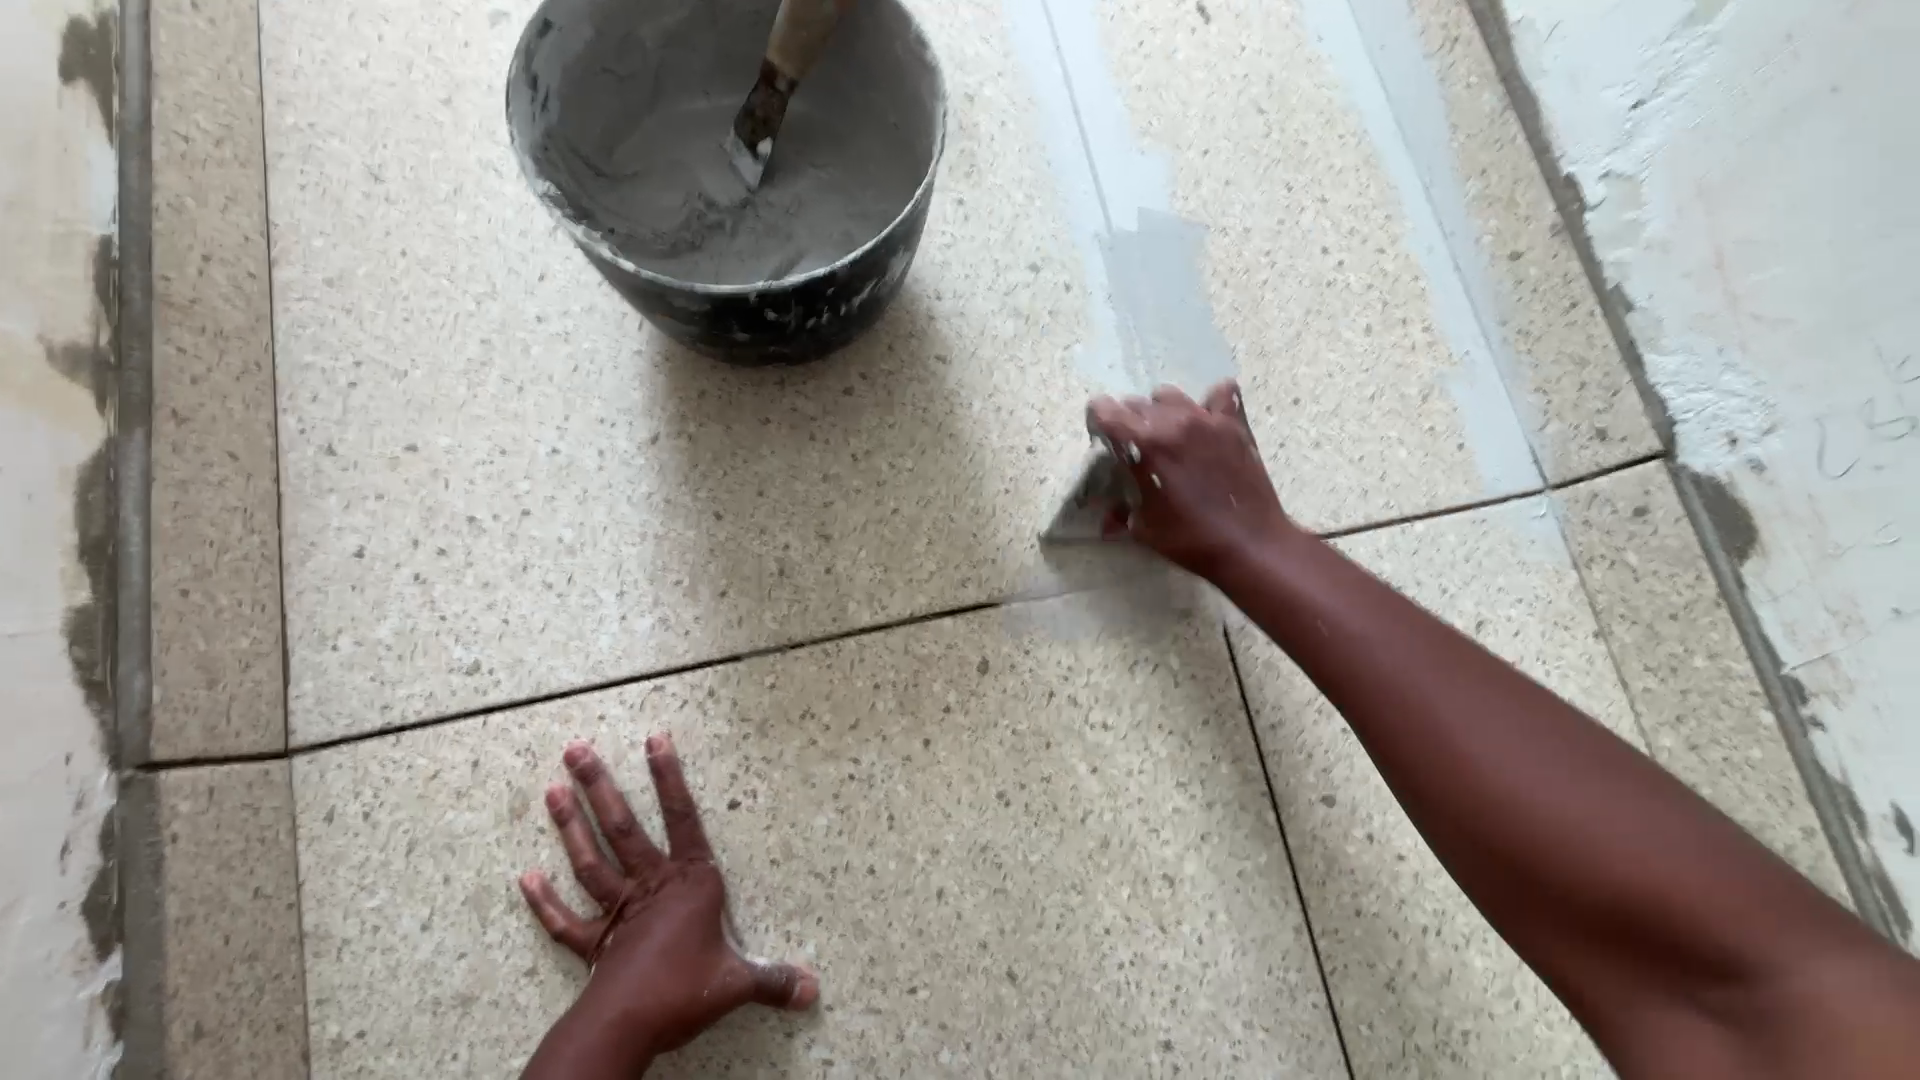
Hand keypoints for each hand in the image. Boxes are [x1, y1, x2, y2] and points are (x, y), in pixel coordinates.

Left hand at [518, 736, 816, 1075]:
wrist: (625, 1026)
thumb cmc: (683, 991)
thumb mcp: (737, 982)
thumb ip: (773, 980)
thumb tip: (813, 990)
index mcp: (690, 882)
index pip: (683, 817)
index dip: (670, 777)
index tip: (654, 740)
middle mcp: (651, 886)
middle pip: (622, 827)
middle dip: (598, 787)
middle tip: (575, 751)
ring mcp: (617, 912)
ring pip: (591, 861)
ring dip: (570, 826)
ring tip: (552, 791)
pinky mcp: (593, 943)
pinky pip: (566, 920)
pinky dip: (543, 901)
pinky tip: (525, 877)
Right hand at [1086, 379, 1294, 576]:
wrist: (1251, 545)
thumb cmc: (1191, 540)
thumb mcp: (1144, 528)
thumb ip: (1121, 511)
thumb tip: (1106, 517)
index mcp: (1145, 444)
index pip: (1105, 411)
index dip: (1097, 423)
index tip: (1102, 440)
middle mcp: (1174, 422)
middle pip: (1137, 404)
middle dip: (1128, 422)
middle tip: (1135, 449)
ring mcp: (1208, 420)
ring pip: (1171, 396)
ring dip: (1161, 411)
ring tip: (1168, 435)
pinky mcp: (1235, 425)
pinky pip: (1220, 394)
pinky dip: (1209, 404)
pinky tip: (1207, 422)